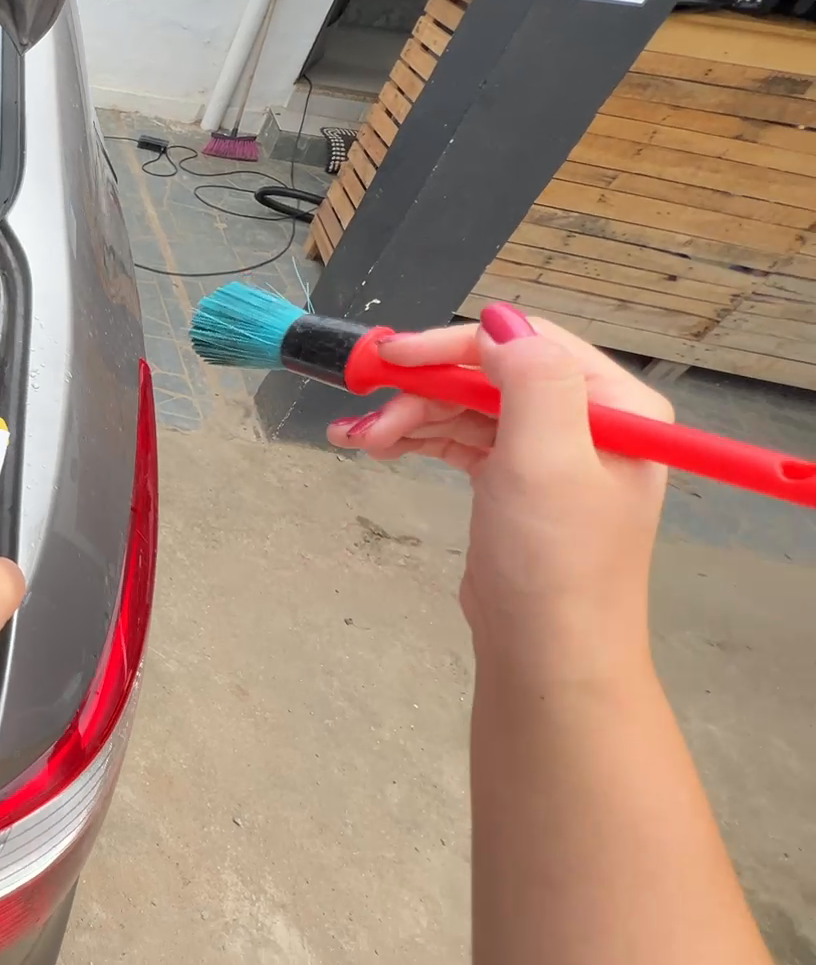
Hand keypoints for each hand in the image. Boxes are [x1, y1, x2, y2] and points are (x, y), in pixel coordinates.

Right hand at [326, 304, 672, 684]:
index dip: (447, 345)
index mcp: (609, 405)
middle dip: (414, 393)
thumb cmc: (551, 556)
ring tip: (354, 443)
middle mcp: (578, 419)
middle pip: (479, 377)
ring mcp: (539, 449)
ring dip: (401, 419)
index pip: (520, 345)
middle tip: (360, 420)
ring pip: (456, 407)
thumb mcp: (545, 462)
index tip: (384, 359)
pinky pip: (450, 438)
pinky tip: (372, 450)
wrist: (544, 644)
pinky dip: (409, 439)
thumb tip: (498, 321)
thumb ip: (530, 383)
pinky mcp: (505, 477)